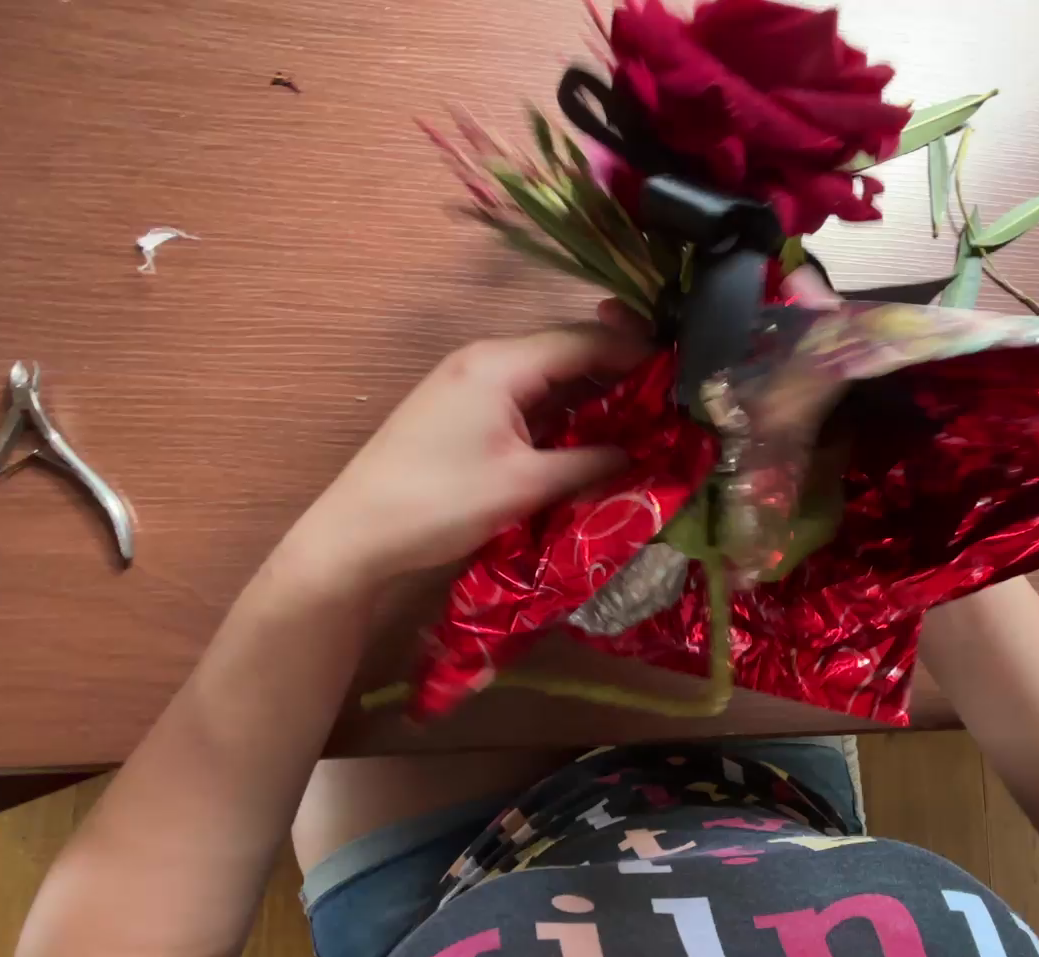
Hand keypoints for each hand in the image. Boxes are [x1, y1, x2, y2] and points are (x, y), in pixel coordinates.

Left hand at [284, 318, 649, 587]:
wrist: (356, 534)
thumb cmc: (442, 502)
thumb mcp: (527, 484)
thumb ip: (590, 462)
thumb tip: (641, 453)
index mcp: (501, 363)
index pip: (584, 341)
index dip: (636, 353)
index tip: (682, 374)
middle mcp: (486, 359)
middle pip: (567, 353)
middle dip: (619, 374)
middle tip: (668, 401)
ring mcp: (471, 384)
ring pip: (548, 378)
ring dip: (591, 397)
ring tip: (641, 420)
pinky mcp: (463, 410)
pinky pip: (526, 400)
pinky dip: (561, 414)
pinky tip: (590, 435)